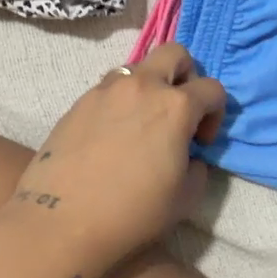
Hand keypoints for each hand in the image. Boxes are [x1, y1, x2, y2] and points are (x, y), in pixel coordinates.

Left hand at [4, 43, 225, 268]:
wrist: (61, 224)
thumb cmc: (132, 212)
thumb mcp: (186, 197)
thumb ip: (198, 167)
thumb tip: (189, 156)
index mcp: (176, 106)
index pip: (213, 88)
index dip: (215, 114)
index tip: (201, 142)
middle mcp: (143, 85)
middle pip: (175, 54)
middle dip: (186, 75)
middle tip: (178, 110)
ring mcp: (106, 90)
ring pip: (138, 67)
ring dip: (149, 86)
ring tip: (141, 123)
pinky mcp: (78, 102)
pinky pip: (109, 89)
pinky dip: (120, 102)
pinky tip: (112, 136)